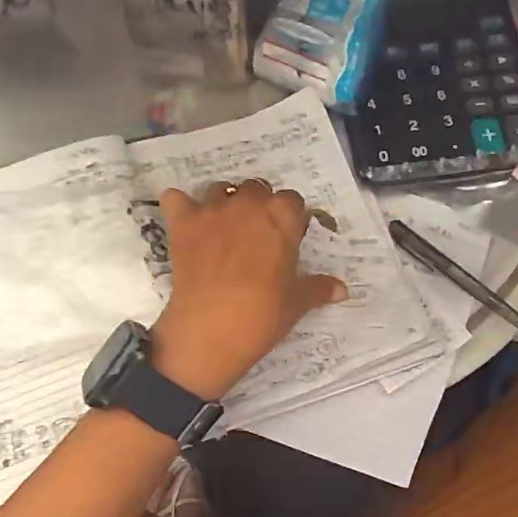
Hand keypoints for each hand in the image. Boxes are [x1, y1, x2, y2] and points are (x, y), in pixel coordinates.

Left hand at [150, 179, 346, 398]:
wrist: (212, 328)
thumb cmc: (263, 314)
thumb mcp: (297, 303)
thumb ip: (319, 288)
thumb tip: (342, 290)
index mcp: (282, 217)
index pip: (292, 200)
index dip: (289, 218)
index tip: (286, 239)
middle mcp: (248, 204)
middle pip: (256, 189)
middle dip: (258, 206)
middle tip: (256, 237)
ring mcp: (212, 210)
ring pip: (219, 189)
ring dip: (224, 203)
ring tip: (223, 229)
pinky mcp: (182, 223)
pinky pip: (175, 198)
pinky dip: (180, 206)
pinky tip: (185, 224)